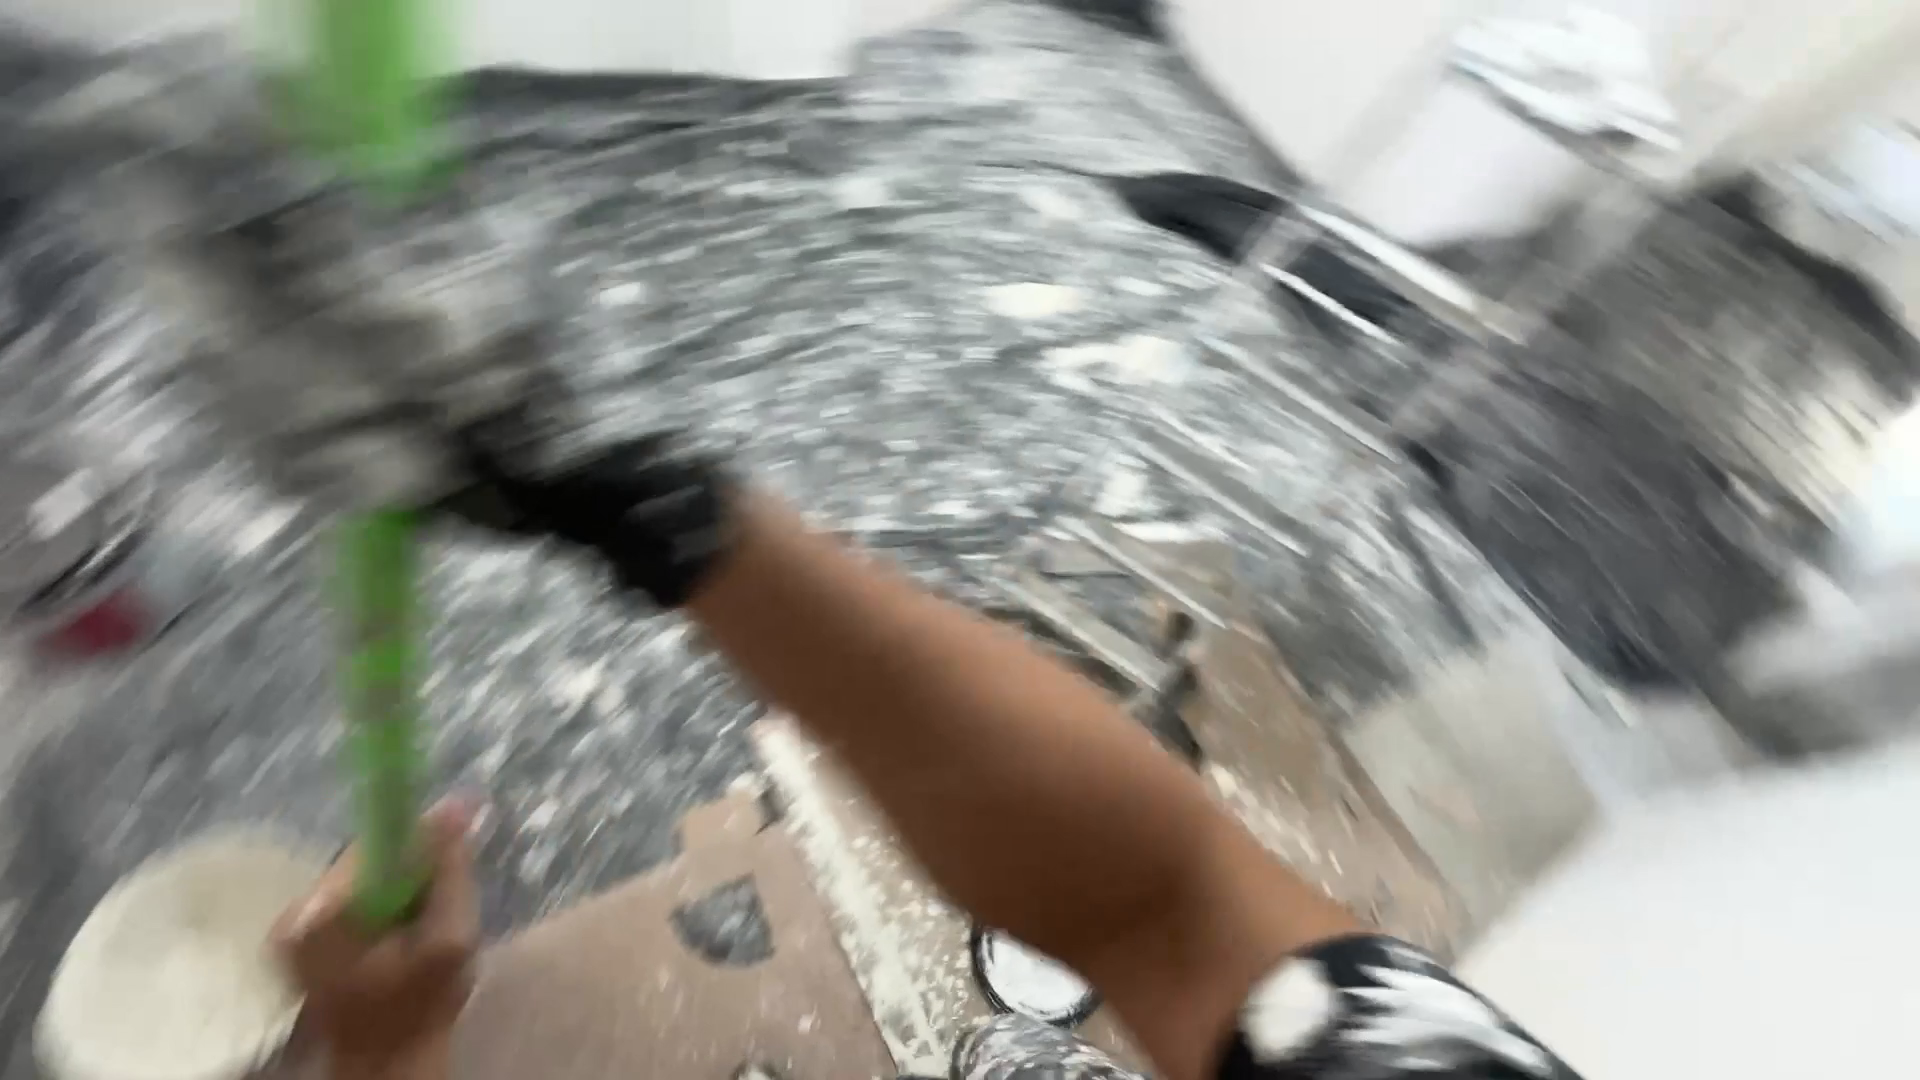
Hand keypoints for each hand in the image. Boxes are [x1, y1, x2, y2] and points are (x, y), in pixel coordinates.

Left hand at [273, 800, 480, 1078]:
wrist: (387, 1062)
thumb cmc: (421, 1003)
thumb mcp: (452, 934)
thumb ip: (451, 868)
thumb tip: (457, 802)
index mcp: (321, 916)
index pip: (377, 842)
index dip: (422, 833)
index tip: (461, 828)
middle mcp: (294, 915)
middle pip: (371, 856)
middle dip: (417, 862)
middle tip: (451, 886)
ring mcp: (292, 928)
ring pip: (366, 872)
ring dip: (406, 880)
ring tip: (431, 910)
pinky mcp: (301, 937)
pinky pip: (357, 890)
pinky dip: (389, 897)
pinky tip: (409, 922)